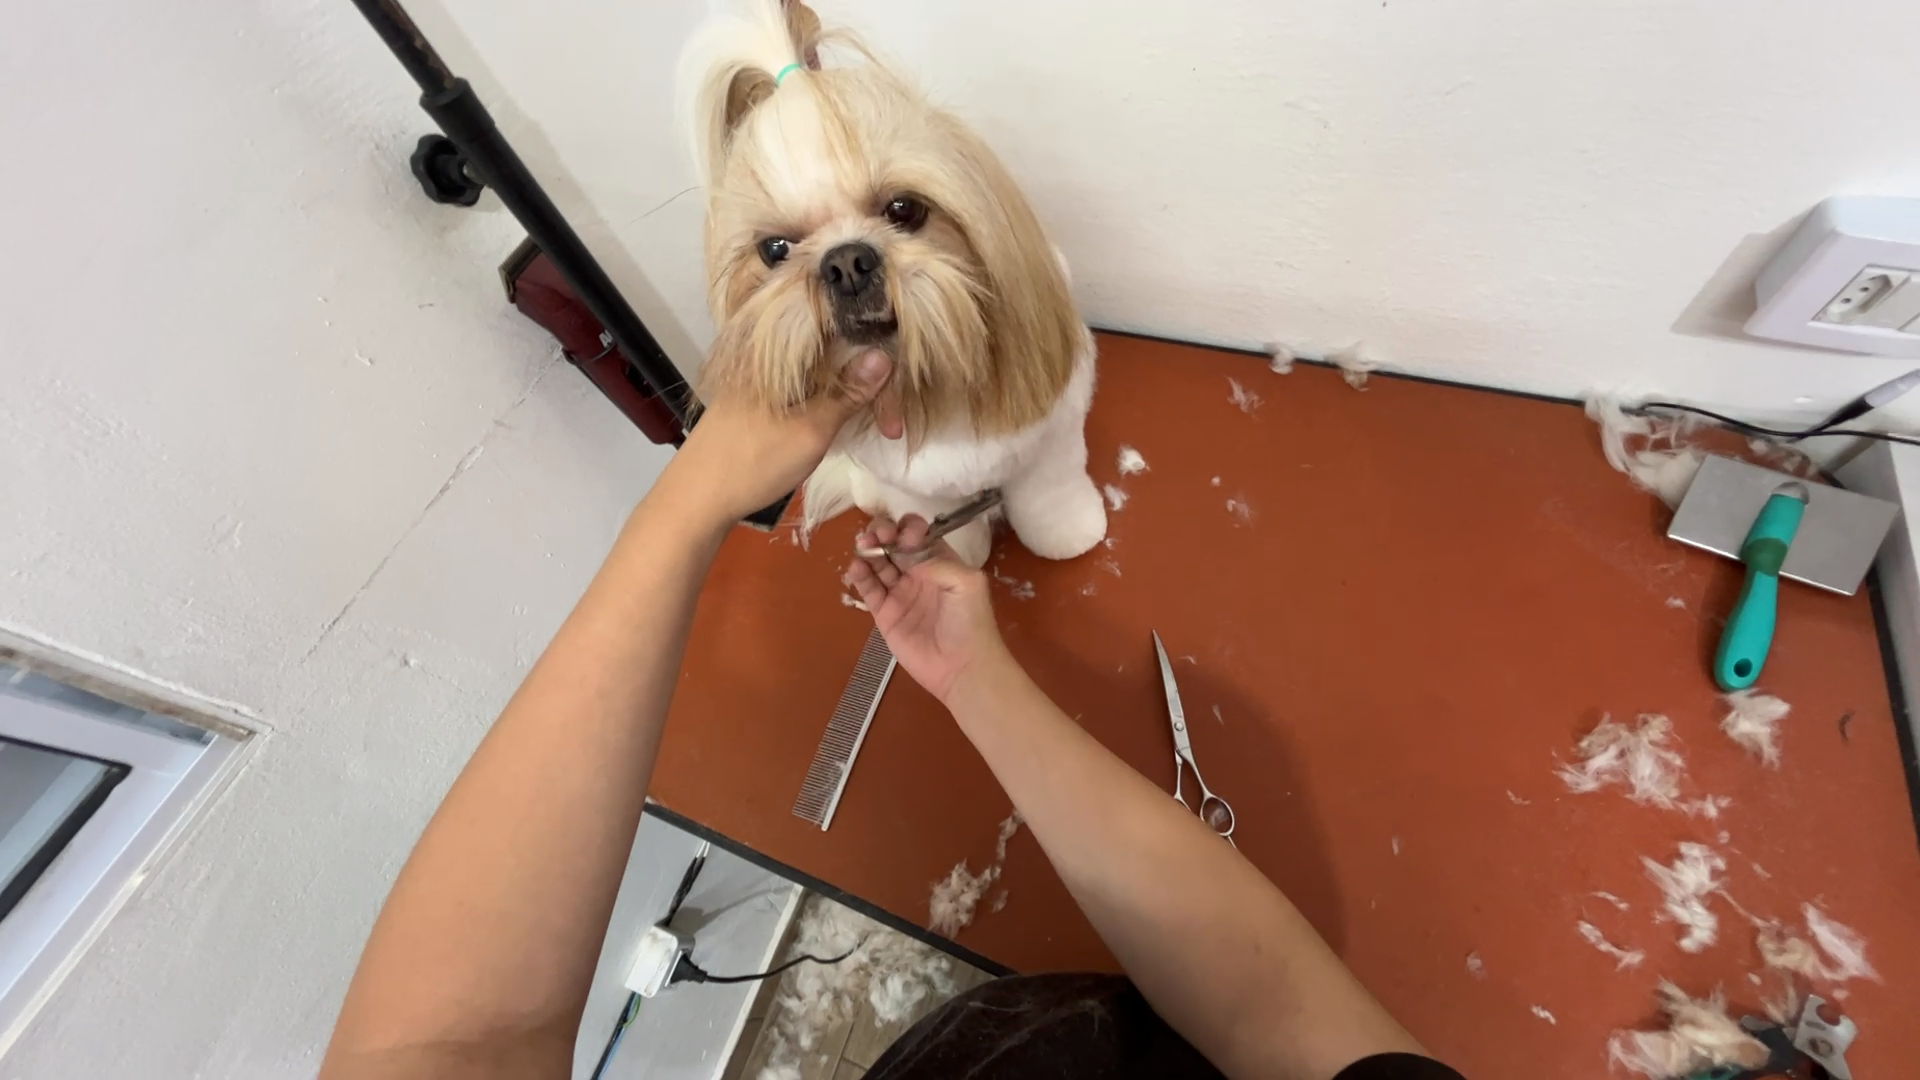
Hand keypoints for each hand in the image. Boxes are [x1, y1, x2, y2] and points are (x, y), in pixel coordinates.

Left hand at [663, 349, 892, 524]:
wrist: (697, 499)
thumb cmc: (752, 462)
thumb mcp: (811, 430)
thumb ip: (849, 392)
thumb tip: (885, 355)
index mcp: (776, 345)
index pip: (836, 324)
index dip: (874, 343)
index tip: (903, 373)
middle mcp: (767, 350)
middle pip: (833, 349)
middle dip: (869, 377)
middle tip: (893, 421)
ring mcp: (762, 374)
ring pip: (822, 370)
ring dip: (853, 392)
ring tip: (881, 422)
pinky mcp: (760, 395)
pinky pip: (806, 385)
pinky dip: (830, 399)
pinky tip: (848, 417)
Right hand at [845, 517, 1008, 704]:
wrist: (962, 667)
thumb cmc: (971, 622)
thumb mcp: (968, 582)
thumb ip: (939, 561)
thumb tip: (908, 554)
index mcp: (940, 561)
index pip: (918, 535)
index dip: (908, 529)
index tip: (905, 535)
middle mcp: (917, 573)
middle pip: (894, 544)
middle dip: (883, 533)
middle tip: (878, 534)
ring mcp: (900, 593)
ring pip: (878, 563)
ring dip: (868, 549)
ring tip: (863, 545)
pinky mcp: (885, 614)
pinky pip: (868, 589)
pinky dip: (860, 575)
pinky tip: (857, 566)